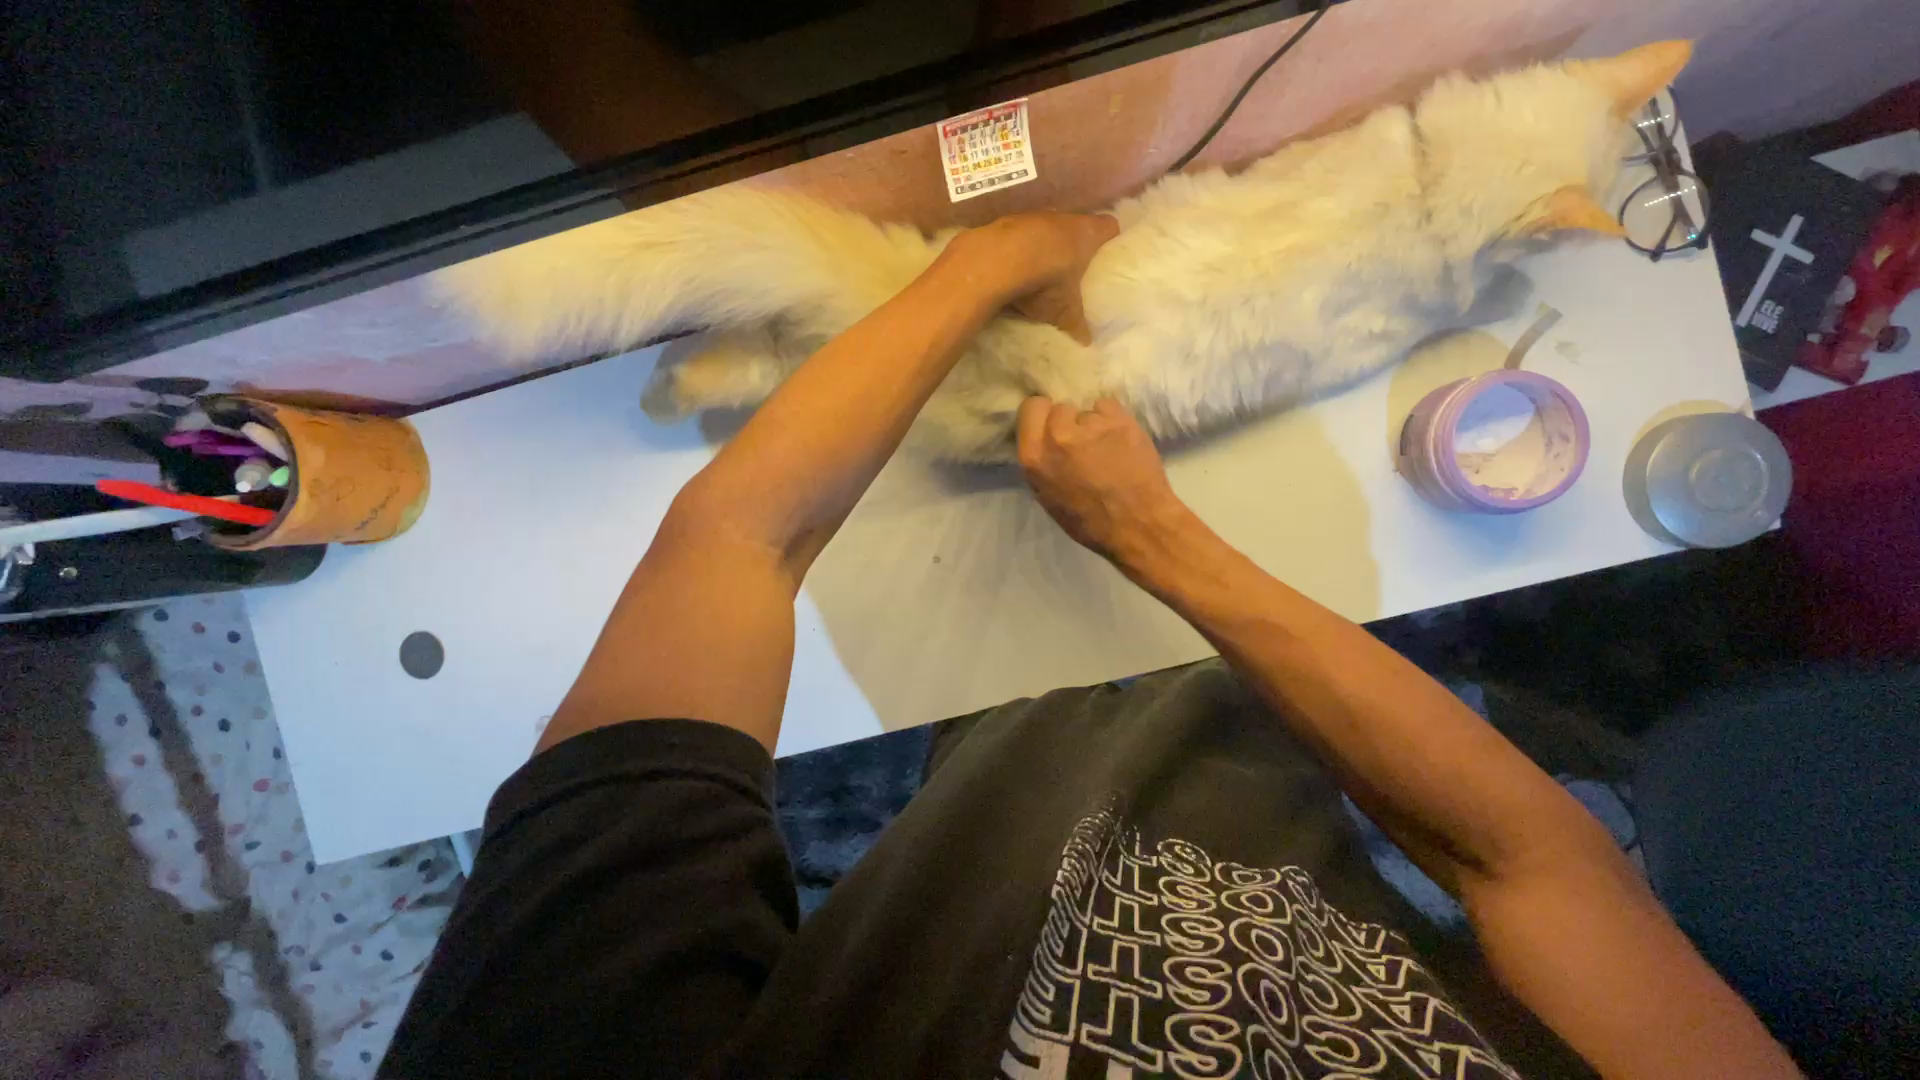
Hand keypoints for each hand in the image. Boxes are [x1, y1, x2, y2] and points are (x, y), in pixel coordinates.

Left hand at [944, 212, 1118, 344]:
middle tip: (1076, 268)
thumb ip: (1076, 323)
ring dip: (1046, 245)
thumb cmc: (1045, 281)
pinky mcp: (1008, 222)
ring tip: (1043, 269)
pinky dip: (1021, 248)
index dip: (1111, 239)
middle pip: (1078, 225)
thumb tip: (1086, 342)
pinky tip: (1015, 266)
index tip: (1109, 253)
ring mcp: (1035, 217)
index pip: (1110, 228)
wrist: (997, 260)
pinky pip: (1021, 235)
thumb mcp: (1063, 308)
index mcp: (1087, 233)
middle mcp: (1064, 218)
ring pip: (1048, 228)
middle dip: (1076, 245)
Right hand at [1017, 396, 1191, 562]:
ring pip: (1087, 411)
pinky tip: (1121, 442)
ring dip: (1094, 425)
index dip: (1043, 415)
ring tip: (1107, 449)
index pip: (1031, 408)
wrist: (1138, 526)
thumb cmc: (1090, 522)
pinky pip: (1109, 408)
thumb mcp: (1049, 497)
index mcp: (1034, 457)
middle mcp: (1058, 436)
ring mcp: (1090, 425)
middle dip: (1069, 422)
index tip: (1052, 428)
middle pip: (1059, 408)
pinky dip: (1114, 421)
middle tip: (1083, 444)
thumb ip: (1042, 463)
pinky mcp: (1120, 420)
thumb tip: (1045, 443)